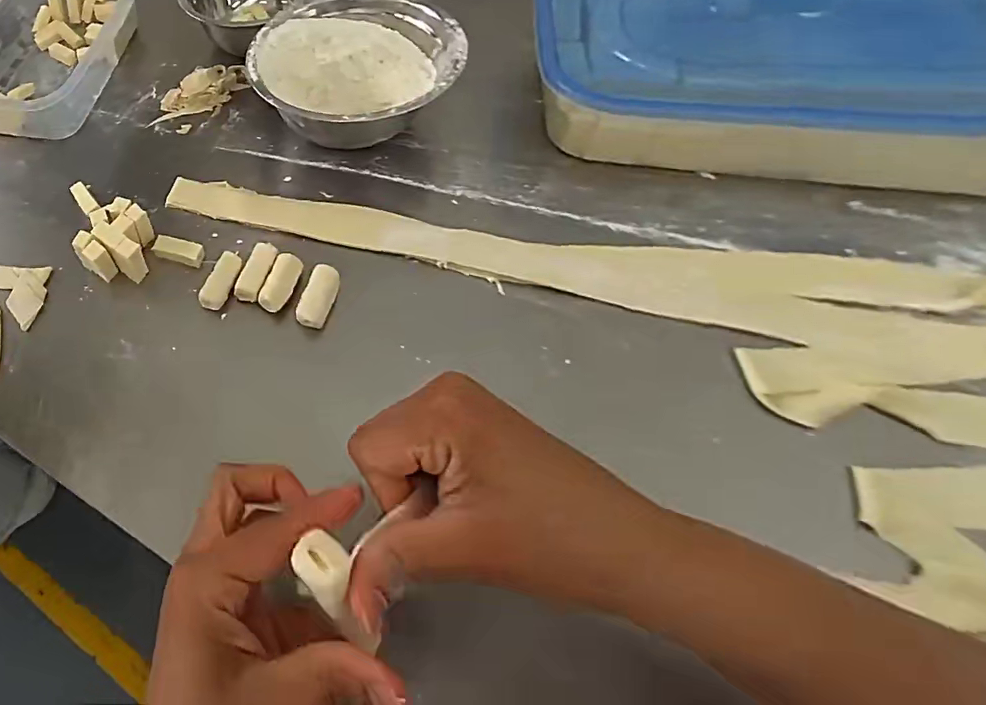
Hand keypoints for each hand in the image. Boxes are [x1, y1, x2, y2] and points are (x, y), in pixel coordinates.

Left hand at [149, 464, 406, 704]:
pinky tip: (336, 615)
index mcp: (204, 576)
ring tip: (340, 568)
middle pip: (233, 495)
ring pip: (250, 529)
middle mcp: (204, 567)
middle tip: (325, 517)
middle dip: (278, 490)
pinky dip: (302, 586)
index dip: (313, 510)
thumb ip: (332, 674)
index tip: (350, 498)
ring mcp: (216, 585)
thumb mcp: (271, 698)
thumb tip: (391, 675)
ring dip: (294, 538)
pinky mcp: (232, 610)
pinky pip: (268, 577)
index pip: (266, 527)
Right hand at [345, 372, 672, 636]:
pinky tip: (477, 496)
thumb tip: (348, 596)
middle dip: (405, 490)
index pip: (368, 450)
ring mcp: (461, 397)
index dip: (393, 498)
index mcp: (439, 407)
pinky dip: (434, 475)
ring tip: (471, 510)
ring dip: (418, 485)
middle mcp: (443, 389)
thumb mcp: (462, 551)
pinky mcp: (474, 414)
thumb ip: (392, 560)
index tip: (442, 521)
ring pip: (397, 444)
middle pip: (380, 443)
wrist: (637, 552)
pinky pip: (421, 441)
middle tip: (457, 519)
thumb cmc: (554, 545)